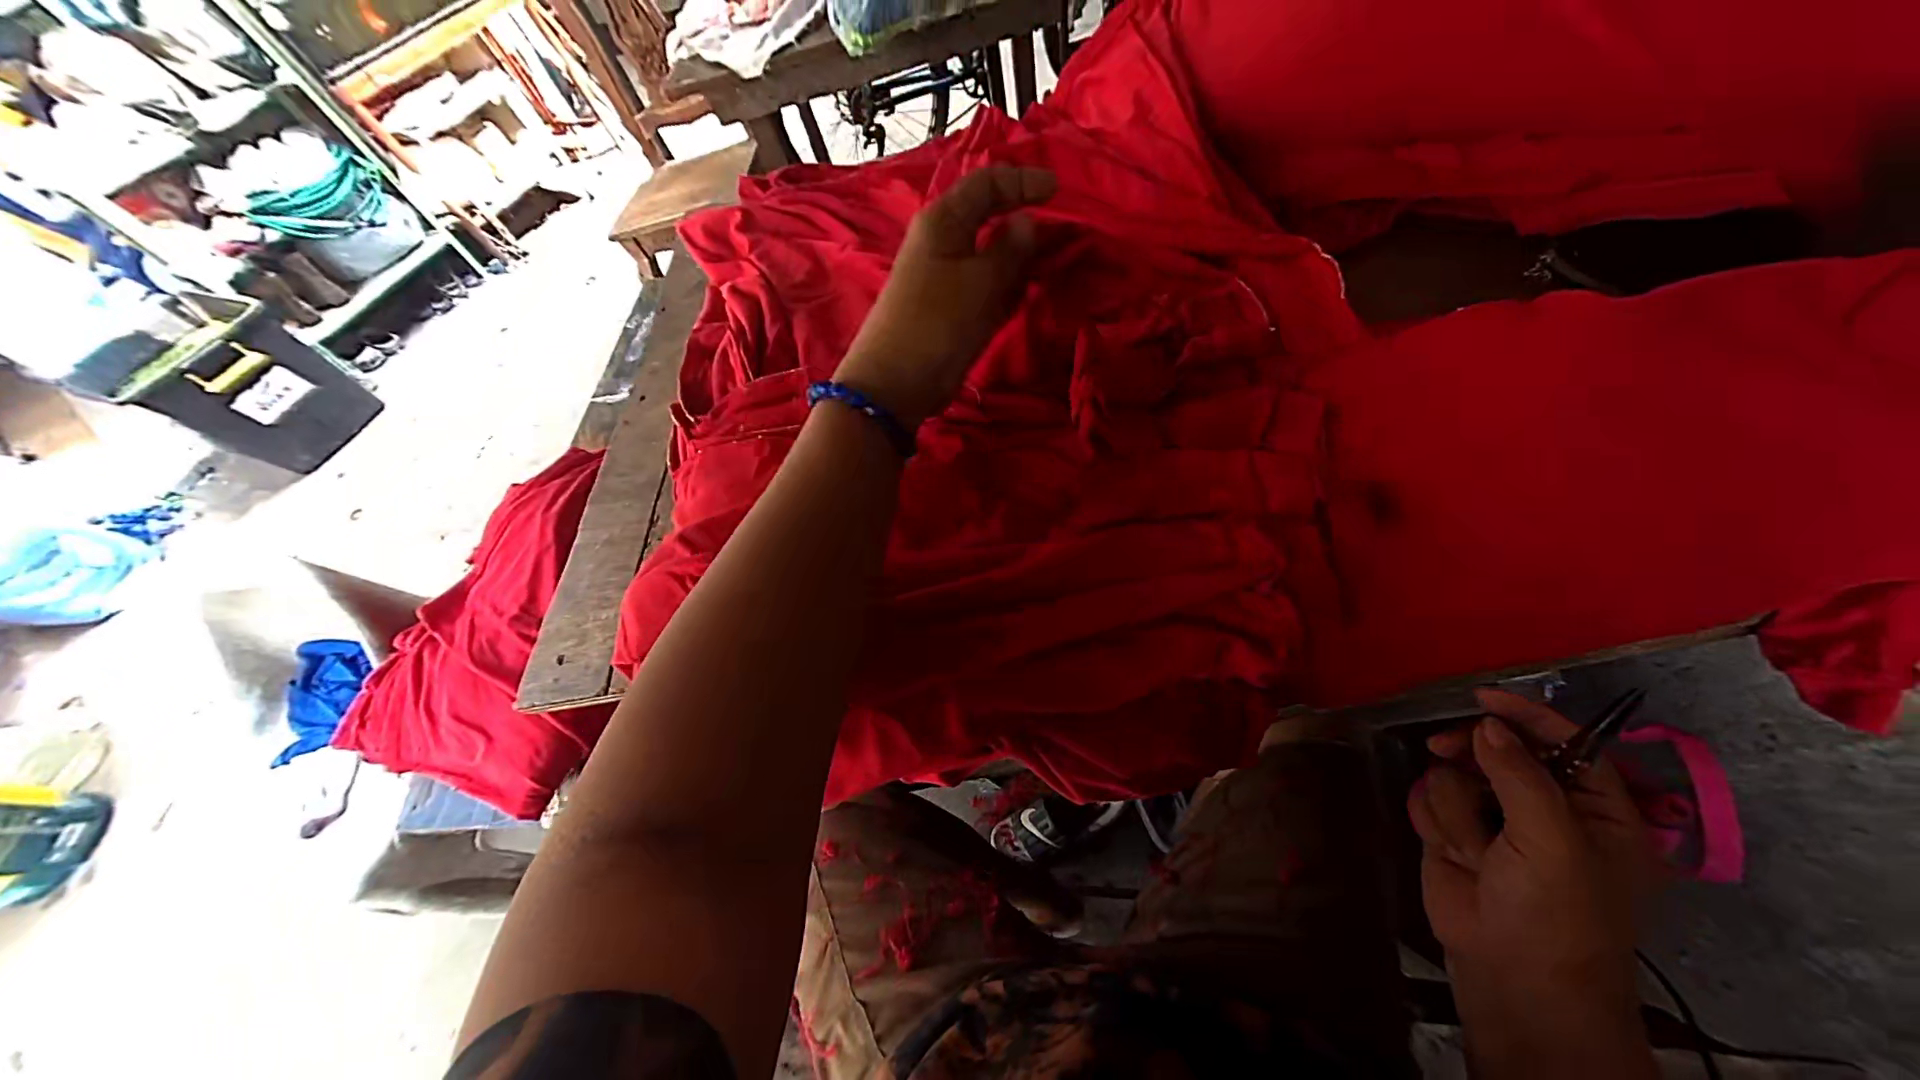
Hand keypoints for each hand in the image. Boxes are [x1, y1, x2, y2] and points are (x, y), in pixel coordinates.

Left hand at [833, 165, 1056, 426]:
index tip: (1058, 191)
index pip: (987, 182)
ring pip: (992, 255)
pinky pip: (987, 286)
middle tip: (1064, 235)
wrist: (897, 382)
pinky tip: (1027, 293)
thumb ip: (1010, 249)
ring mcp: (948, 277)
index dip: (1023, 181)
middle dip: (1026, 221)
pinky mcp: (953, 308)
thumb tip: (1026, 223)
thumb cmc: (937, 324)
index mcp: (944, 221)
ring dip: (1021, 257)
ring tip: (1053, 264)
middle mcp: (944, 242)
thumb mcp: (981, 281)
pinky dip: (1008, 286)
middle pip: (990, 217)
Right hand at [1410, 689, 1657, 1078]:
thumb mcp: (1553, 841)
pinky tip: (1453, 855)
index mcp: (1594, 809)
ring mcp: (1492, 820)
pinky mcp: (1451, 832)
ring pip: (1451, 775)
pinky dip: (1434, 823)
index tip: (1483, 698)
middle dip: (1468, 755)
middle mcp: (1542, 807)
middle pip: (1493, 749)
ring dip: (1456, 811)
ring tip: (1475, 853)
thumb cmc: (1558, 913)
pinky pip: (1426, 800)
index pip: (1564, 744)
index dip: (1526, 717)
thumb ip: (1521, 777)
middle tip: (1444, 750)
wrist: (1512, 974)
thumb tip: (1487, 725)